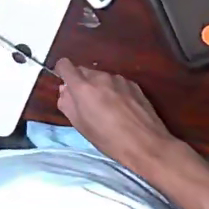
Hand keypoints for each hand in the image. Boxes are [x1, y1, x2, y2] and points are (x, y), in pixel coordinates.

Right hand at [53, 61, 187, 176]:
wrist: (146, 144)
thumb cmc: (109, 140)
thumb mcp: (81, 126)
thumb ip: (68, 104)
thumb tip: (65, 91)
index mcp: (83, 87)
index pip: (65, 65)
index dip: (62, 72)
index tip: (65, 84)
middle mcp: (100, 77)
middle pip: (83, 71)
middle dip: (81, 83)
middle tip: (85, 103)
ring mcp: (119, 79)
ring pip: (100, 77)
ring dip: (98, 87)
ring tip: (106, 108)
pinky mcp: (134, 84)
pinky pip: (116, 82)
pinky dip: (113, 90)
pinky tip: (121, 108)